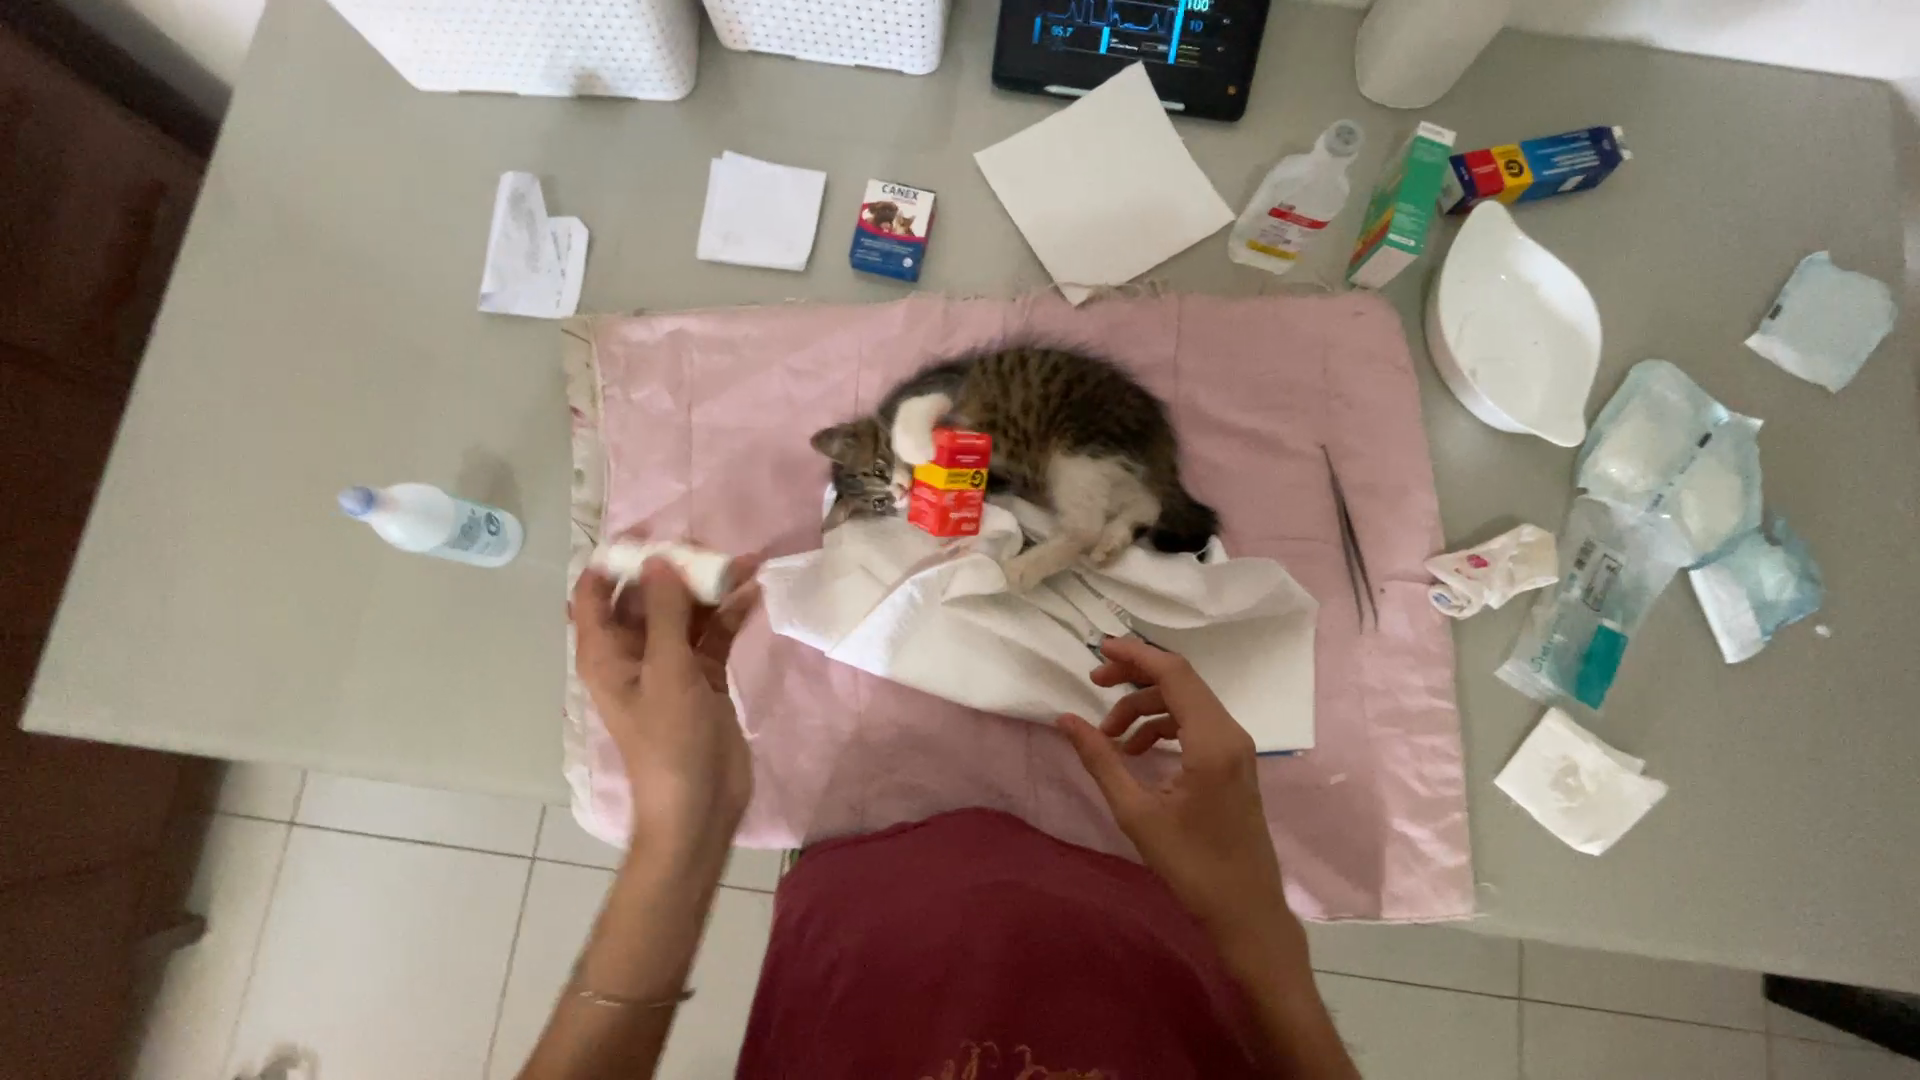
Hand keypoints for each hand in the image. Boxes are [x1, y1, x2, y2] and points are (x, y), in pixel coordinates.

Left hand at [571, 553, 761, 863]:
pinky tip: (754, 594)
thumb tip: (661, 561)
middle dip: (676, 569)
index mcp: (606, 652)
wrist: (701, 804)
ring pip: (686, 612)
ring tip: (746, 563)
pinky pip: (714, 634)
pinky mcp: (703, 676)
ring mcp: (671, 664)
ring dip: (711, 589)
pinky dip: (731, 615)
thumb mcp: (666, 672)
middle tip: (711, 545)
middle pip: (647, 596)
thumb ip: (664, 614)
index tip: (653, 535)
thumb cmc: (670, 741)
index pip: (595, 592)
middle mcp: (634, 652)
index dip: (617, 561)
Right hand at [1056, 637, 1289, 945]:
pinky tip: (1137, 752)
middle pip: (1180, 681)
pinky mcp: (1234, 761)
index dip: (1135, 654)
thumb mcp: (1135, 813)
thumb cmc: (1191, 865)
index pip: (1173, 674)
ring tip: (1110, 736)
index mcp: (1211, 741)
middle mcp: (1230, 733)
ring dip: (1144, 707)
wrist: (1246, 911)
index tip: (1098, 649)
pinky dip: (1162, 725)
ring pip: (1185, 701)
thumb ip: (1100, 759)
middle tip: (1093, 686)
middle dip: (1133, 678)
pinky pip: (1194, 723)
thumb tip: (1065, 719)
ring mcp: (1237, 747)